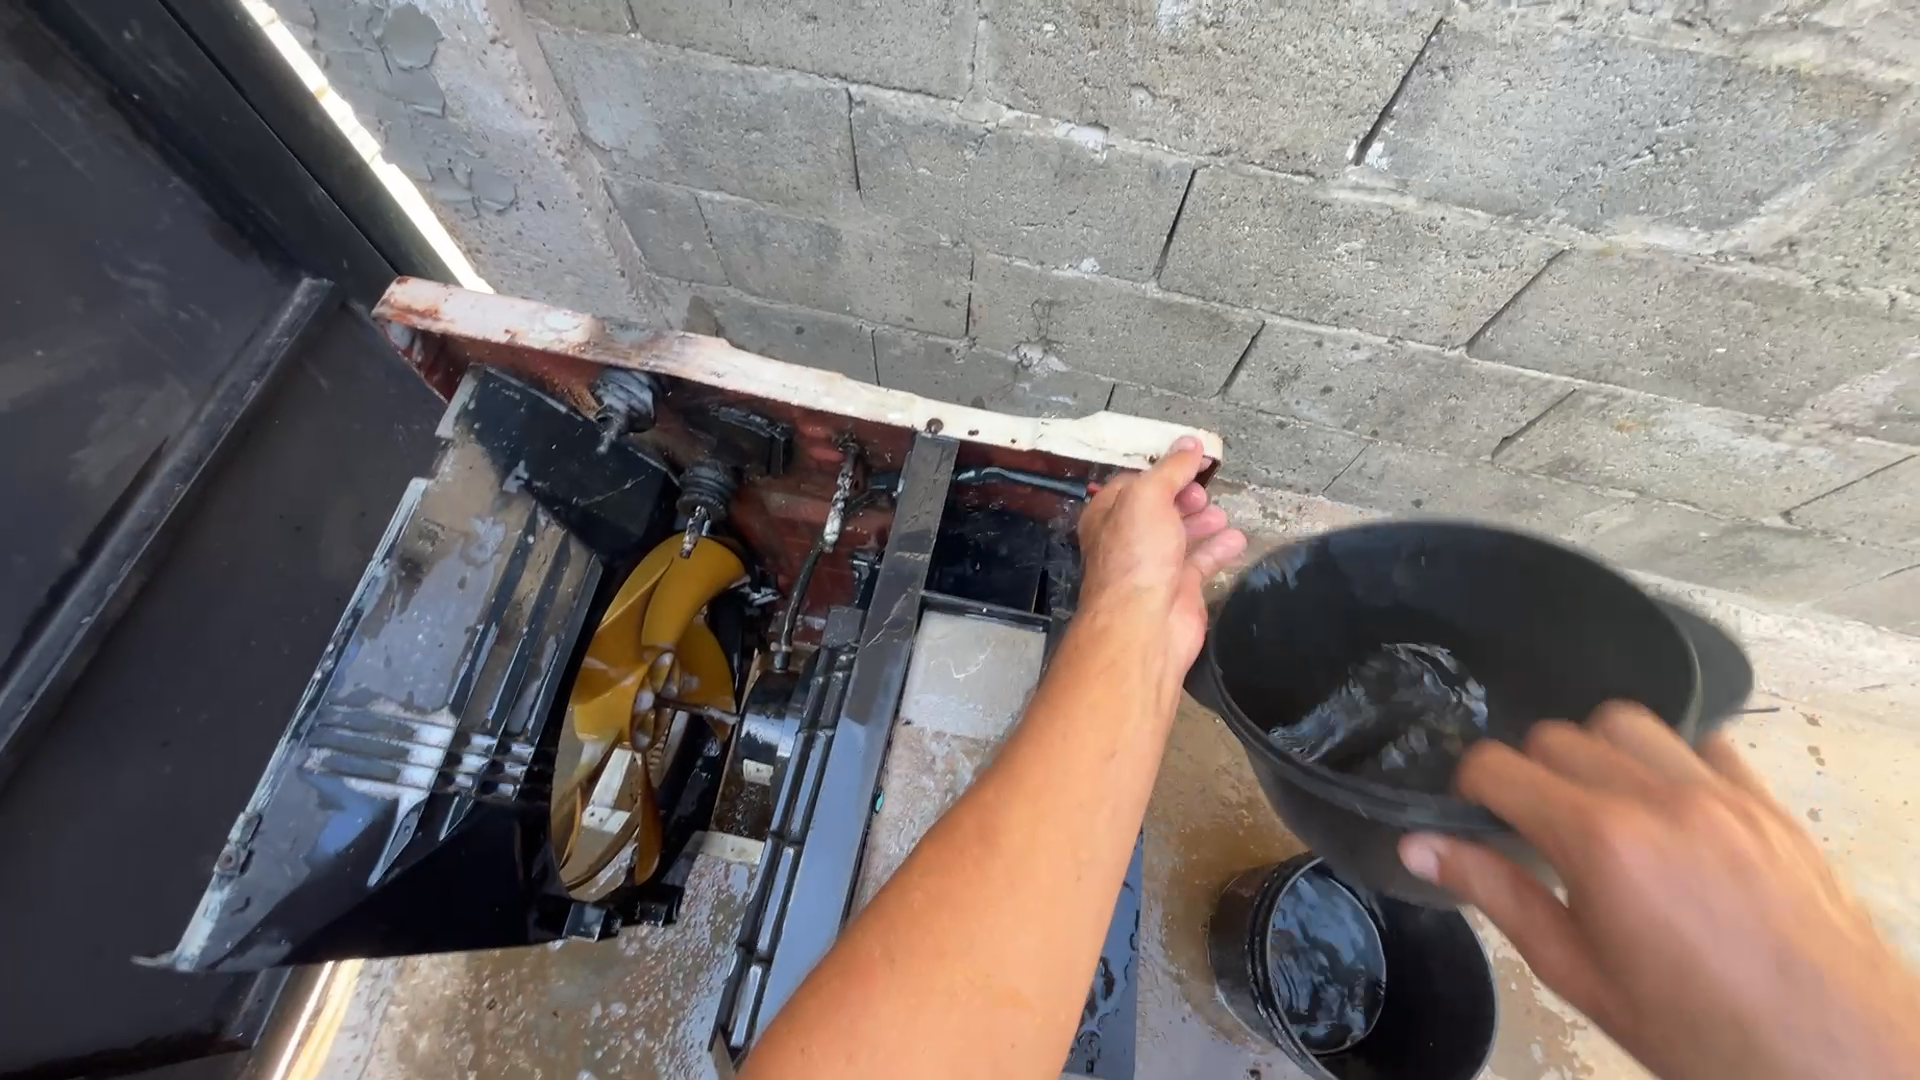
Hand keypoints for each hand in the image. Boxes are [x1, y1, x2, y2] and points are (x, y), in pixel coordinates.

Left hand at [1076, 436, 1244, 671]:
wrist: (1143, 624)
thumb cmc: (1134, 559)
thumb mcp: (1148, 497)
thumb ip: (1170, 470)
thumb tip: (1188, 445)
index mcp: (1107, 514)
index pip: (1134, 483)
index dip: (1162, 469)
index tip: (1191, 458)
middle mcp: (1127, 540)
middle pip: (1158, 509)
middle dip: (1182, 496)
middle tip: (1202, 491)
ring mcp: (1152, 565)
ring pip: (1180, 535)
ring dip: (1202, 521)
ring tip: (1218, 512)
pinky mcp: (1178, 589)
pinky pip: (1201, 562)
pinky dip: (1219, 549)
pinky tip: (1236, 538)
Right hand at [1400, 702, 1919, 1079]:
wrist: (1852, 1072)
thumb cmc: (1697, 1030)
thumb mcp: (1573, 970)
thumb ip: (1490, 890)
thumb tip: (1413, 846)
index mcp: (1600, 841)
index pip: (1494, 766)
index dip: (1468, 787)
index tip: (1476, 817)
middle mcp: (1658, 800)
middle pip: (1552, 735)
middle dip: (1527, 771)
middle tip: (1536, 824)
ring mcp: (1723, 797)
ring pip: (1622, 722)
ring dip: (1594, 751)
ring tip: (1598, 802)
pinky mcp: (1772, 807)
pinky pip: (1704, 743)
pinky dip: (1669, 759)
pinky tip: (1666, 804)